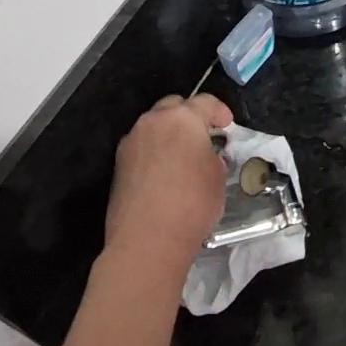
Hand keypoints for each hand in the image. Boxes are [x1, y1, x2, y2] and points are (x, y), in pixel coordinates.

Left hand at [103, 94, 232, 269]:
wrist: (146, 243)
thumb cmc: (192, 206)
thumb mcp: (217, 179)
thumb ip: (213, 157)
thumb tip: (206, 156)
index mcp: (183, 118)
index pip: (205, 102)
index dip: (219, 112)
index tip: (226, 125)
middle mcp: (154, 121)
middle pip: (174, 106)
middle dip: (189, 116)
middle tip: (202, 136)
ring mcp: (132, 141)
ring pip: (154, 125)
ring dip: (169, 133)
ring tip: (181, 155)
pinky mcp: (119, 163)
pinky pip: (141, 146)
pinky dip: (153, 150)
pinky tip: (162, 172)